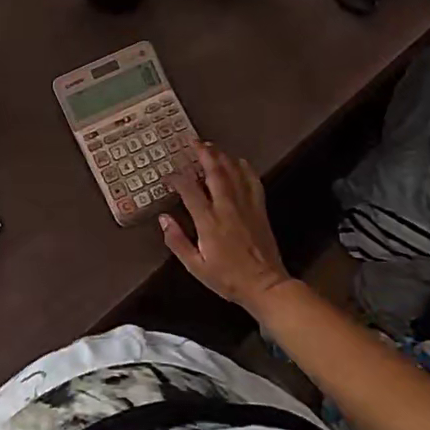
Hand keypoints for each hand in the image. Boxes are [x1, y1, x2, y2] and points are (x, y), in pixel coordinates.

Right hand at [161, 142, 290, 306]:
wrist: (265, 286)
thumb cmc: (227, 278)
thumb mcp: (195, 266)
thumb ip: (177, 241)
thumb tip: (164, 219)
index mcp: (209, 222)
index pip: (190, 191)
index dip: (177, 179)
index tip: (168, 176)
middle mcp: (227, 208)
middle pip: (215, 173)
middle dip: (204, 155)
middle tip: (194, 142)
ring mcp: (246, 207)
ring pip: (234, 173)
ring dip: (222, 157)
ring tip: (212, 147)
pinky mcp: (259, 210)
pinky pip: (253, 182)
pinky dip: (245, 169)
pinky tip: (239, 161)